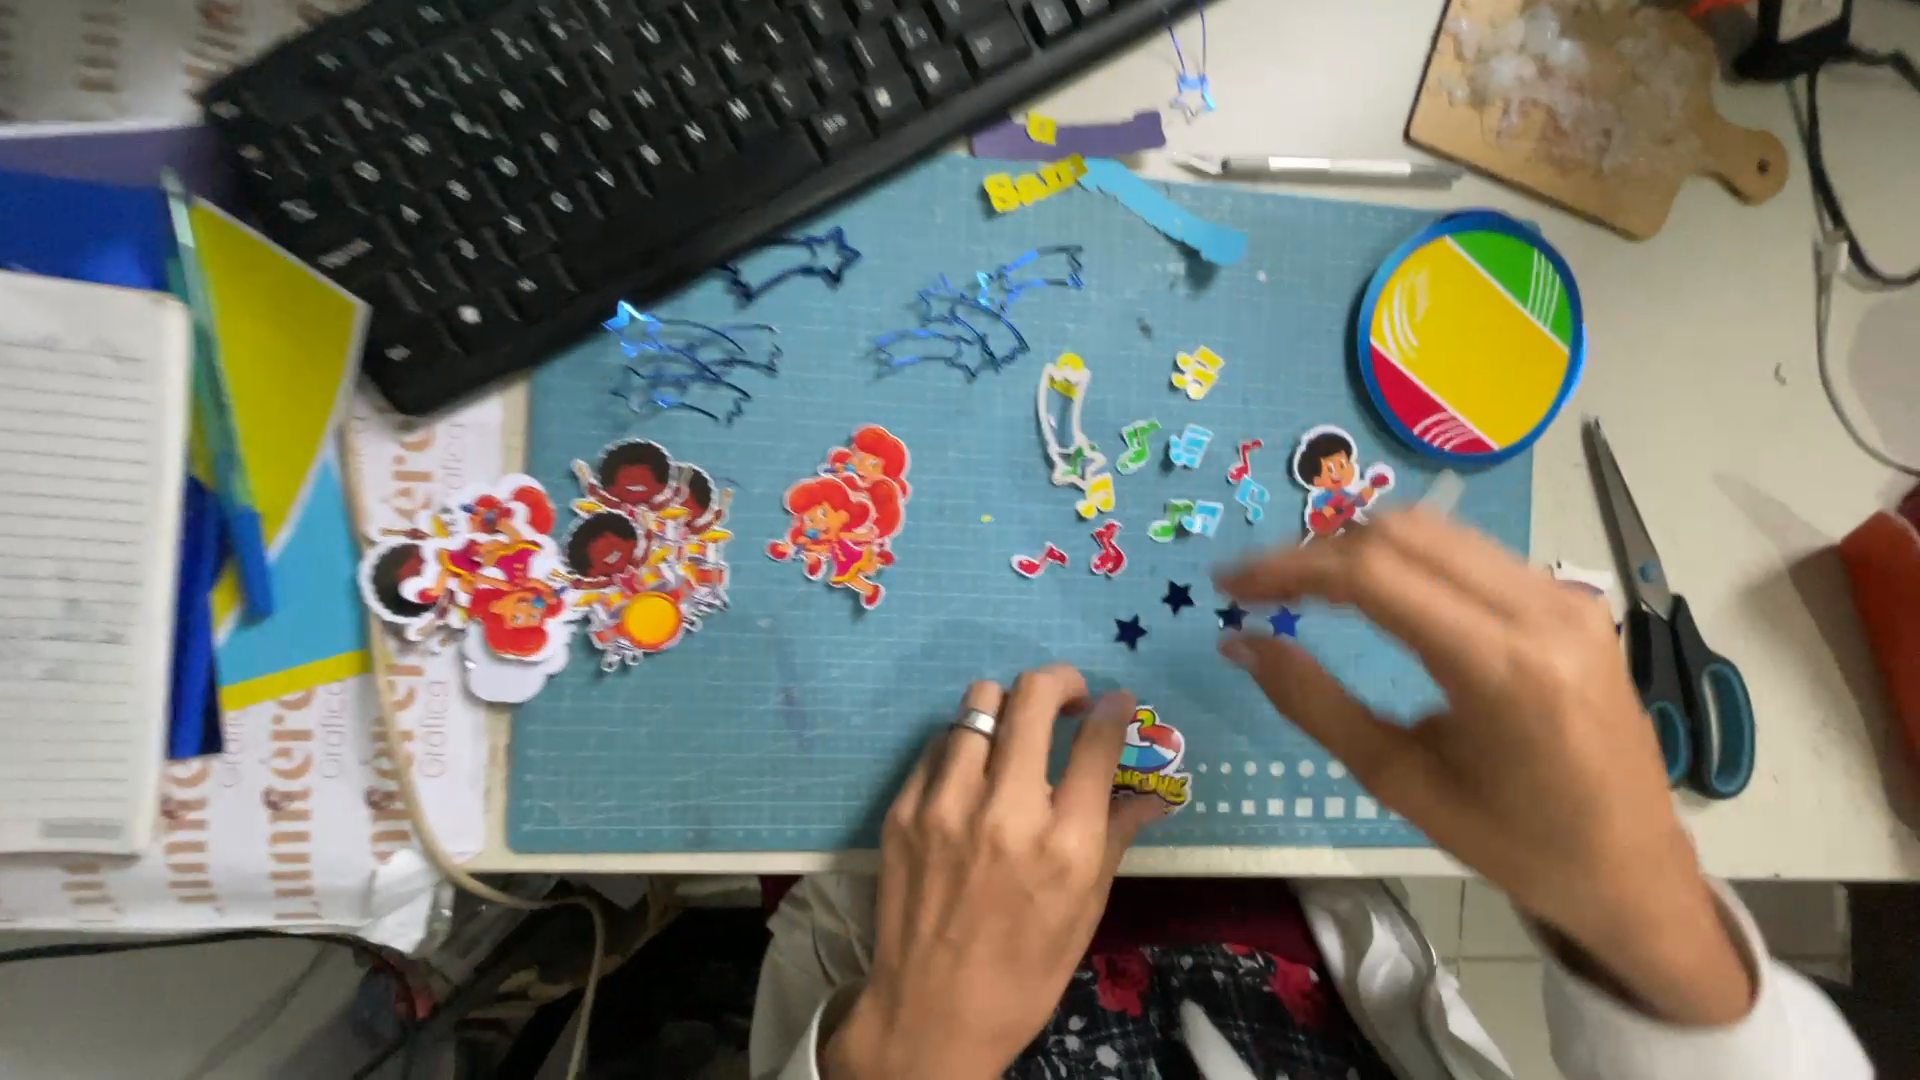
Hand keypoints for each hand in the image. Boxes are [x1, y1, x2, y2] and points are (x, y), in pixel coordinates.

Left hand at [823, 667, 1164, 1079]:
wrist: (930, 1014)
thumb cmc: (1026, 969)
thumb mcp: (1087, 907)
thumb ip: (1117, 832)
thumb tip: (1155, 789)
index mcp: (1063, 843)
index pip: (1096, 740)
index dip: (1113, 708)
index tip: (1115, 700)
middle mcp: (1004, 811)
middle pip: (1031, 697)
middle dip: (1059, 682)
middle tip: (1067, 696)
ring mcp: (945, 804)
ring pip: (977, 703)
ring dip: (1007, 707)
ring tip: (1015, 731)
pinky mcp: (904, 808)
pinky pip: (939, 742)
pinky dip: (965, 743)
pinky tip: (973, 771)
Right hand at [1214, 509, 1753, 1025]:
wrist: (1638, 874)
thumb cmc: (1512, 843)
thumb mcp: (1396, 778)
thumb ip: (1311, 701)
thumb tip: (1238, 642)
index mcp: (1500, 667)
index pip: (1370, 575)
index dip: (1286, 569)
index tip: (1229, 585)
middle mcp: (1541, 610)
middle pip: (1398, 533)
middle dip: (1313, 552)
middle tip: (1259, 588)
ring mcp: (1564, 597)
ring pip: (1431, 530)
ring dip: (1352, 546)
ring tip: (1300, 585)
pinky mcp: (1570, 600)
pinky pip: (1465, 550)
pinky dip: (1399, 556)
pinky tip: (1367, 590)